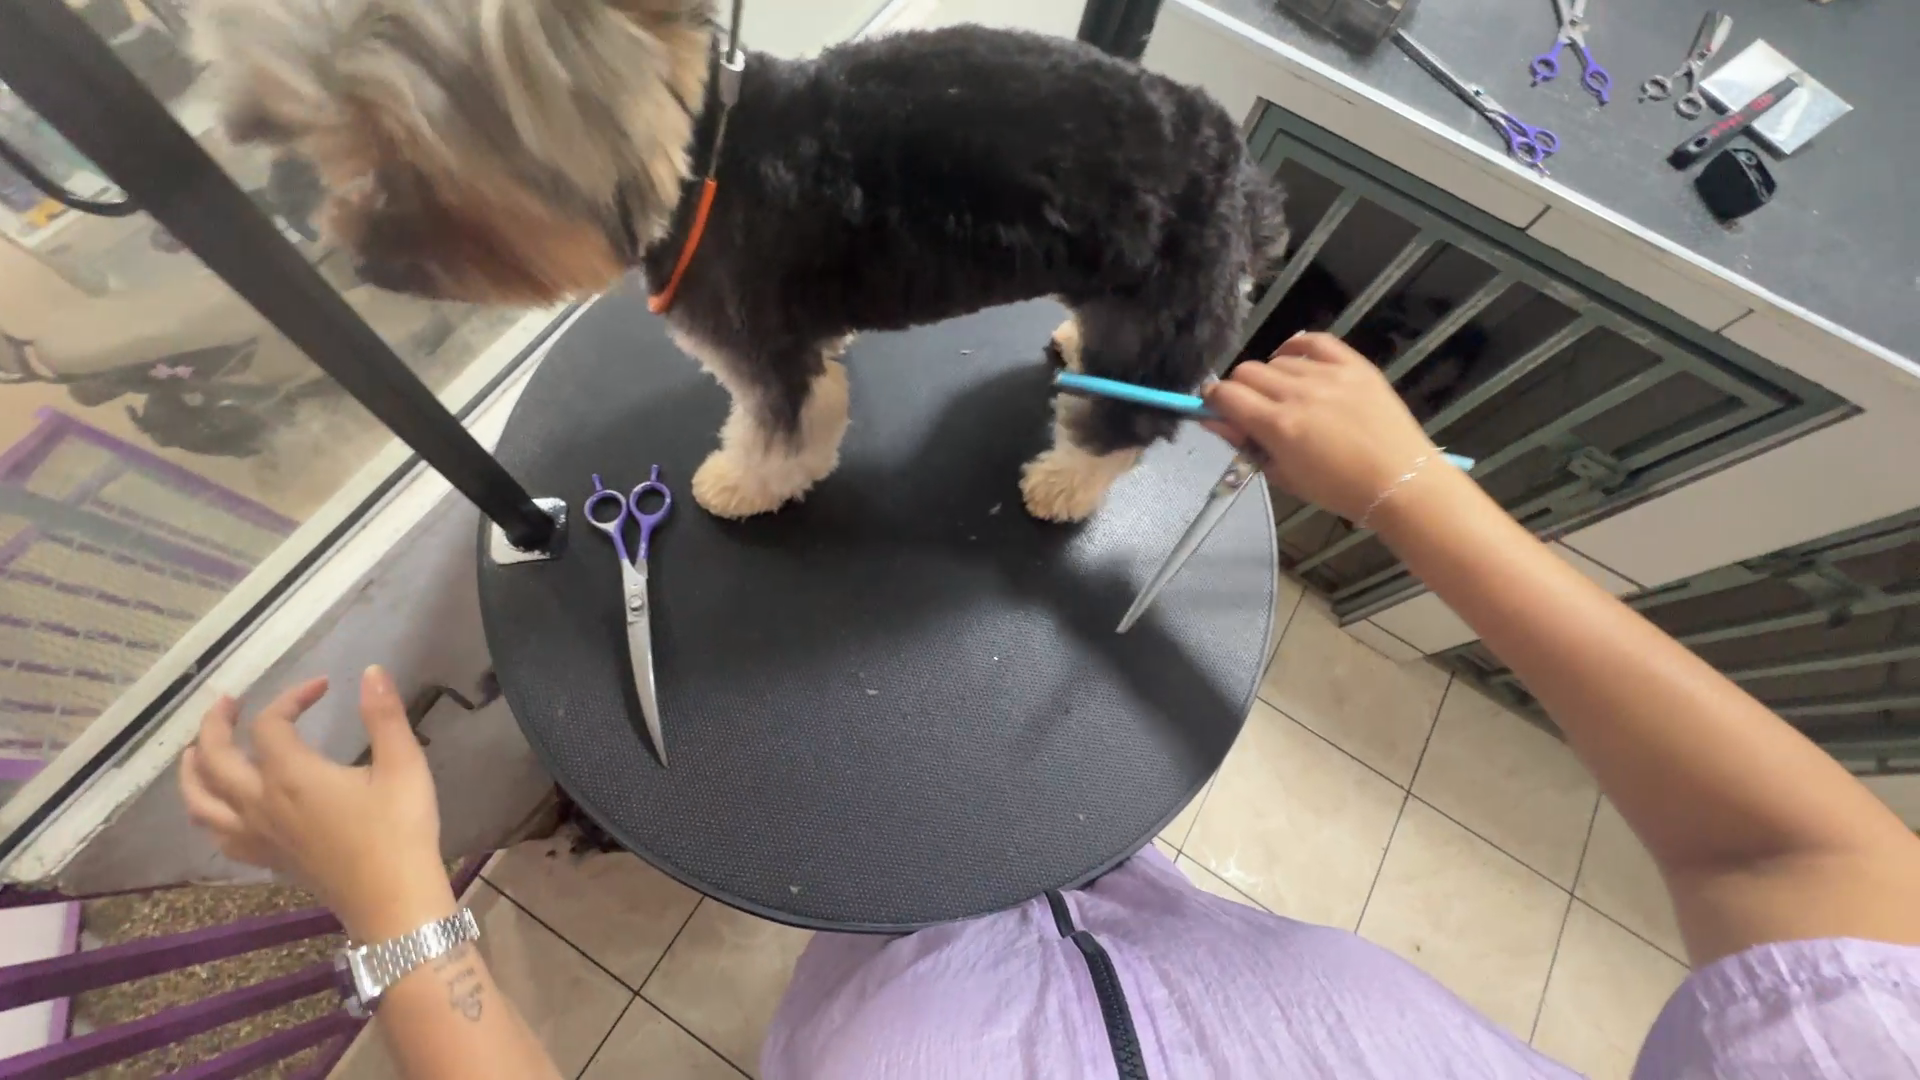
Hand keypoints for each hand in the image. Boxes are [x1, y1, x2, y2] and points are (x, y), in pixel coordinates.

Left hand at [180, 667, 454, 941]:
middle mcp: (260, 803)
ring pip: (199, 799)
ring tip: (198, 750)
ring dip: (192, 768)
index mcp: (293, 776)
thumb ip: (385, 716)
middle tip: (228, 702)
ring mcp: (255, 834)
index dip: (291, 698)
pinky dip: (207, 808)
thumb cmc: (400, 825)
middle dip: (216, 725)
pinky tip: (222, 805)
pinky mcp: (263, 857)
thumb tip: (369, 671)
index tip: (324, 686)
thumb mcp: (404, 764)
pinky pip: (215, 830)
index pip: (271, 725)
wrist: (390, 892)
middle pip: (214, 759)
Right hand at [1204, 333, 1441, 523]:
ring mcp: (1329, 376)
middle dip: (1239, 389)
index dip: (1213, 400)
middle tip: (1252, 409)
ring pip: (1276, 360)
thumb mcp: (1281, 475)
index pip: (1225, 395)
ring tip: (1283, 396)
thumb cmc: (1336, 489)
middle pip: (1246, 371)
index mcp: (1278, 426)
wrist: (1400, 482)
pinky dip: (1297, 348)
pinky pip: (1315, 341)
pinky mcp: (1355, 366)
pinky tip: (1295, 363)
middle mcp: (1299, 394)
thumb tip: (1211, 419)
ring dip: (1269, 377)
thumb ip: (1244, 443)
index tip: (1216, 409)